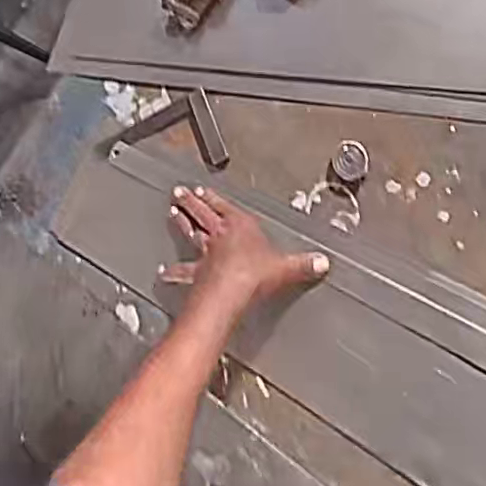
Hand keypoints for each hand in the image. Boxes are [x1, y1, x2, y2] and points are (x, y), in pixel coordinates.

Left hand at [160, 185, 328, 318]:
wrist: (229, 295)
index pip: (223, 206)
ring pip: (190, 233)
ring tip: (171, 214)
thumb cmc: (254, 275)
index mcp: (240, 225)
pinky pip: (182, 270)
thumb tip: (322, 262)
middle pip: (202, 214)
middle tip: (178, 193)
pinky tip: (163, 271)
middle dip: (190, 202)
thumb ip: (303, 264)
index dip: (212, 198)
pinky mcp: (195, 274)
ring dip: (181, 223)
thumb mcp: (286, 267)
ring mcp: (205, 254)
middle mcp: (220, 235)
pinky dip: (172, 270)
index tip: (201, 190)